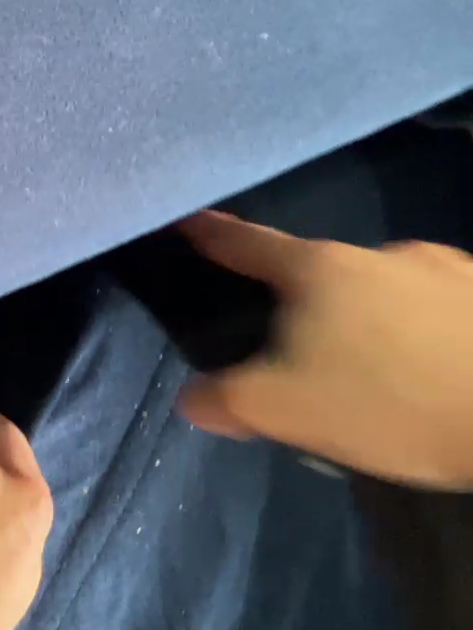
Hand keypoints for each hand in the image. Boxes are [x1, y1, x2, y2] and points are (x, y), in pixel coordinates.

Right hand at [177, 210, 472, 487]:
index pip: (241, 241)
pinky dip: (428, 336)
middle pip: (318, 274)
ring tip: (381, 375)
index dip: (206, 232)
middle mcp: (385, 254)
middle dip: (305, 306)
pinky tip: (437, 378)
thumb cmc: (392, 402)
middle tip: (302, 354)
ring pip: (386, 293)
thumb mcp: (273, 410)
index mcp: (317, 269)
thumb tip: (198, 396)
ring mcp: (459, 273)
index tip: (184, 220)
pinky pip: (443, 312)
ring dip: (373, 322)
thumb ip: (216, 398)